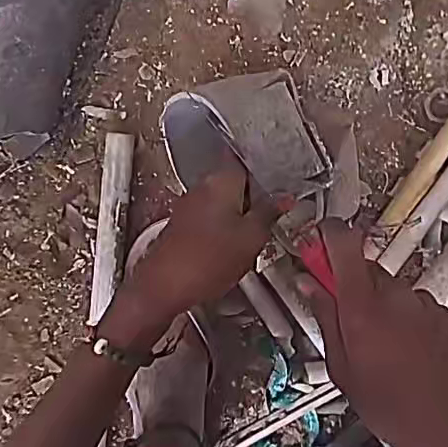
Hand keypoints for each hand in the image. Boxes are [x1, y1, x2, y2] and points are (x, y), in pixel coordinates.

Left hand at [103, 164, 281, 348]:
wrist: (164, 287)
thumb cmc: (208, 261)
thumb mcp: (252, 238)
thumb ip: (269, 213)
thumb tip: (283, 198)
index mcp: (221, 180)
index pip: (247, 160)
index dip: (267, 171)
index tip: (282, 185)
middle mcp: (202, 186)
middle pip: (236, 182)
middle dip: (255, 197)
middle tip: (273, 216)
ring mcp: (189, 205)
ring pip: (224, 201)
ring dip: (239, 215)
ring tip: (253, 236)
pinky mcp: (182, 224)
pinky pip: (210, 217)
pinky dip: (223, 228)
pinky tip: (231, 248)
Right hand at [297, 220, 447, 446]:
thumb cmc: (400, 408)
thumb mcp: (343, 369)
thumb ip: (325, 318)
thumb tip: (310, 288)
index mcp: (364, 304)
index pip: (343, 241)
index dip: (325, 235)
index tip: (314, 247)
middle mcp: (395, 294)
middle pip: (362, 266)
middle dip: (345, 285)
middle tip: (336, 316)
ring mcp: (422, 302)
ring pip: (386, 288)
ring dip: (374, 306)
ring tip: (372, 349)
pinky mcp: (441, 313)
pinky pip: (408, 304)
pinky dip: (398, 319)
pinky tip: (397, 354)